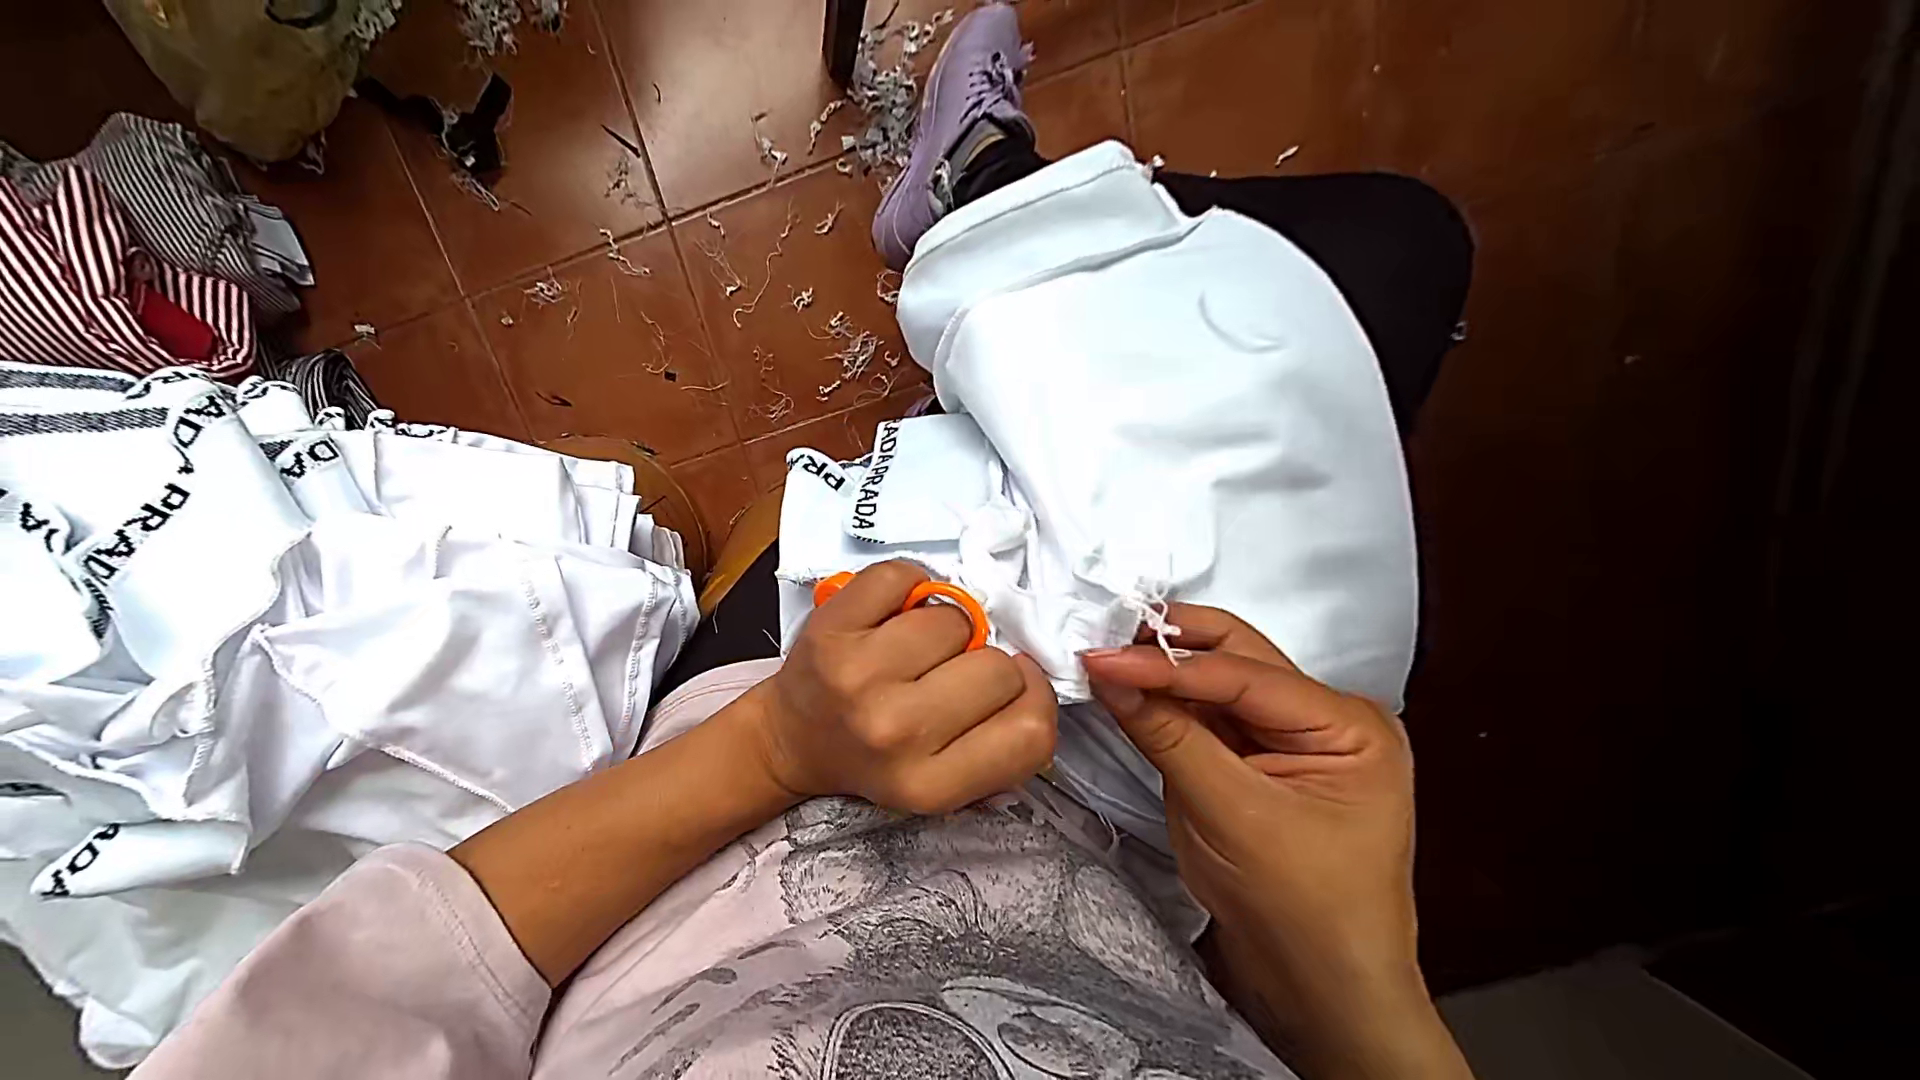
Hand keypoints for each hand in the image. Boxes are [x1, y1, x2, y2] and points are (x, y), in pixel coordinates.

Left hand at [752, 560, 1057, 814]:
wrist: (791, 738)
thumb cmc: (875, 756)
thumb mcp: (943, 780)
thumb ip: (999, 743)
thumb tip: (1034, 673)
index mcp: (929, 784)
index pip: (1031, 730)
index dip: (1033, 697)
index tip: (1009, 688)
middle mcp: (894, 732)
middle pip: (999, 668)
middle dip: (985, 663)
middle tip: (952, 673)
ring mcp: (858, 675)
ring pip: (956, 619)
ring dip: (947, 627)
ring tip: (919, 648)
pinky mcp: (830, 627)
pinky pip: (904, 576)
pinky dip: (909, 584)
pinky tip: (894, 613)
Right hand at [1082, 606, 1469, 1078]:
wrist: (1318, 989)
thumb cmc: (1298, 909)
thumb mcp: (1228, 814)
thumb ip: (1167, 734)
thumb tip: (1109, 674)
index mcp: (1347, 724)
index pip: (1241, 674)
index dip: (1166, 663)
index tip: (1102, 657)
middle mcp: (1324, 714)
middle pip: (1237, 654)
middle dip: (1169, 642)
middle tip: (1107, 637)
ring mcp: (1291, 732)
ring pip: (1217, 676)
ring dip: (1164, 666)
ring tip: (1110, 656)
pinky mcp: (1257, 752)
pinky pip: (1207, 711)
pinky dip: (1167, 698)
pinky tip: (1132, 688)